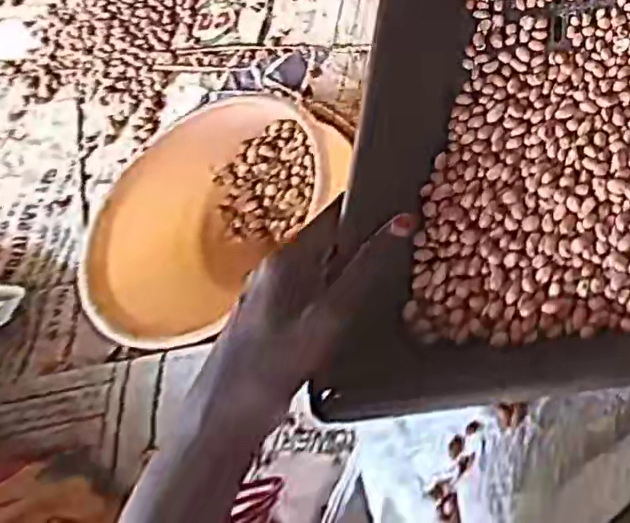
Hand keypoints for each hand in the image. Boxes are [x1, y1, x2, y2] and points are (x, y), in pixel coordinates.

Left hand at [122, 200, 413, 522]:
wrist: (220, 427)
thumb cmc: (273, 367)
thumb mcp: (332, 313)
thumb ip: (368, 265)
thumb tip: (402, 221)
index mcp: (288, 256)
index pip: (338, 210)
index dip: (373, 202)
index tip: (406, 201)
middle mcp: (276, 267)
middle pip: (333, 236)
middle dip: (369, 237)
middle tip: (409, 240)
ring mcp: (271, 292)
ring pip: (325, 263)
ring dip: (354, 265)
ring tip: (390, 271)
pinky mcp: (271, 316)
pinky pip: (315, 287)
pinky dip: (339, 289)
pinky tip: (356, 306)